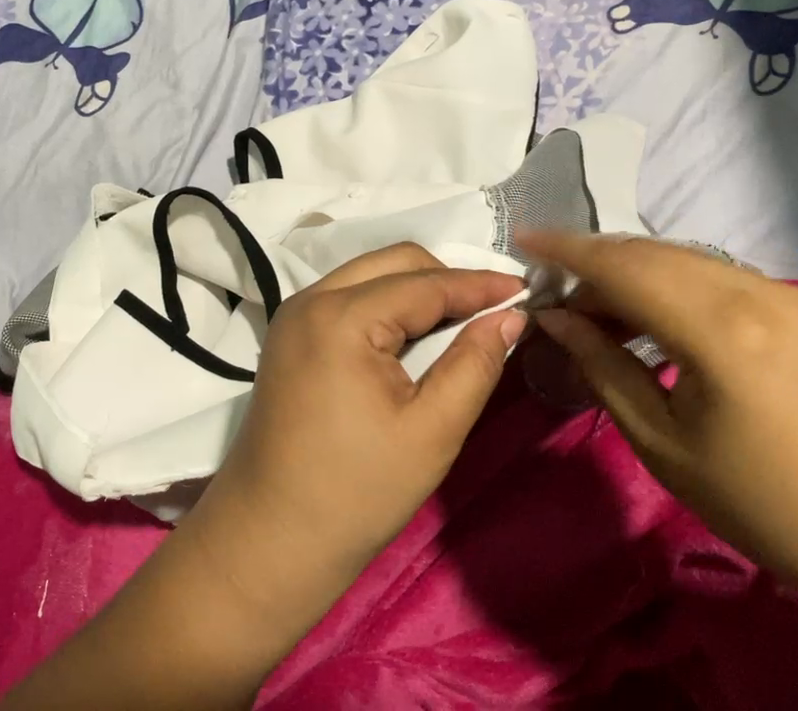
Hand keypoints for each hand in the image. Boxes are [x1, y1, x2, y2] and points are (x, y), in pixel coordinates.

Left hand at [192, 243, 525, 591]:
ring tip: (461, 322)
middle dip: (446, 279)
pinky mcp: (288, 336)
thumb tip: (511, 316)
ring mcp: (293, 316)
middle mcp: (310, 300)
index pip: (424, 283)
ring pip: (368, 275)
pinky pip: (347, 298)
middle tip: (492, 311)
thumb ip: (474, 364)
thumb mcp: (432, 431)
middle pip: (392, 263)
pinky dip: (386, 306)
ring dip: (415, 291)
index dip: (478, 284)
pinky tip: (414, 336)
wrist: (271, 535)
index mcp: (341, 318)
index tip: (527, 289)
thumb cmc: (357, 491)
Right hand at [518, 230, 797, 591]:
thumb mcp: (664, 443)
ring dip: (637, 273)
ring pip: (691, 262)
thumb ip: (604, 367)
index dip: (567, 248)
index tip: (522, 237)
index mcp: (722, 326)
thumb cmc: (769, 507)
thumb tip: (557, 318)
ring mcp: (794, 298)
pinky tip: (654, 319)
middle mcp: (761, 292)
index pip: (624, 265)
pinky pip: (724, 279)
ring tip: (595, 308)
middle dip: (597, 261)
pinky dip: (675, 286)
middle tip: (553, 288)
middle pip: (657, 253)